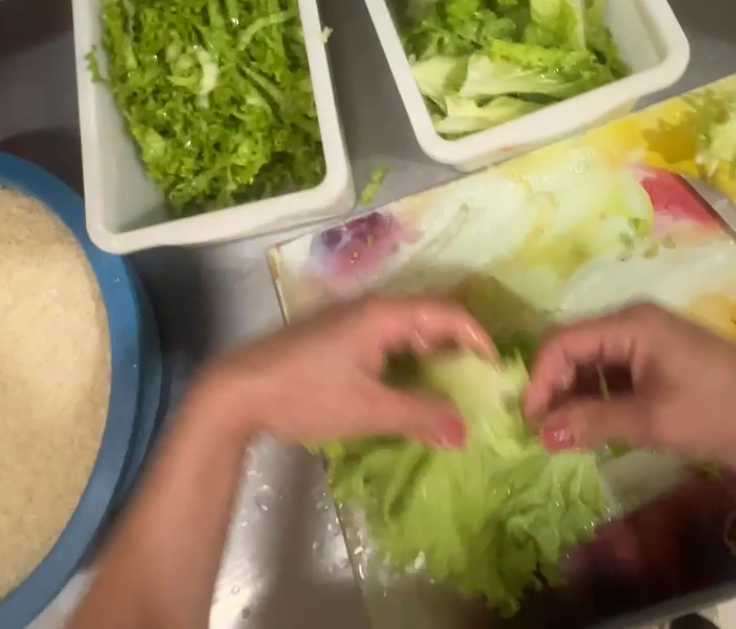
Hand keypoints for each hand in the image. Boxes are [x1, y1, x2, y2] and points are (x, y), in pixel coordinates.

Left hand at [201, 296, 496, 446]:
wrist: (239, 388)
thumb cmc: (307, 394)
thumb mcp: (368, 410)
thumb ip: (419, 416)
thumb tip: (465, 430)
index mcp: (385, 315)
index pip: (447, 313)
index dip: (477, 337)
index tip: (495, 368)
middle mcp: (372, 307)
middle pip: (428, 315)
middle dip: (457, 344)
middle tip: (478, 381)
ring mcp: (352, 317)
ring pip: (406, 326)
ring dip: (431, 351)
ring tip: (450, 386)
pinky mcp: (338, 332)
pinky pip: (387, 335)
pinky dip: (407, 355)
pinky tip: (408, 383)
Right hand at [523, 303, 735, 466]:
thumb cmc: (719, 412)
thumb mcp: (652, 421)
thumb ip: (593, 422)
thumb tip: (543, 433)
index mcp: (630, 324)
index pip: (564, 341)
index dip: (541, 379)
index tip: (531, 421)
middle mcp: (634, 322)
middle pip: (577, 347)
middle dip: (556, 387)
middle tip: (546, 431)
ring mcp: (650, 339)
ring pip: (595, 361)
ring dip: (577, 394)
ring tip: (567, 433)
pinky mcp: (662, 358)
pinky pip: (617, 371)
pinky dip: (601, 396)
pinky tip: (597, 424)